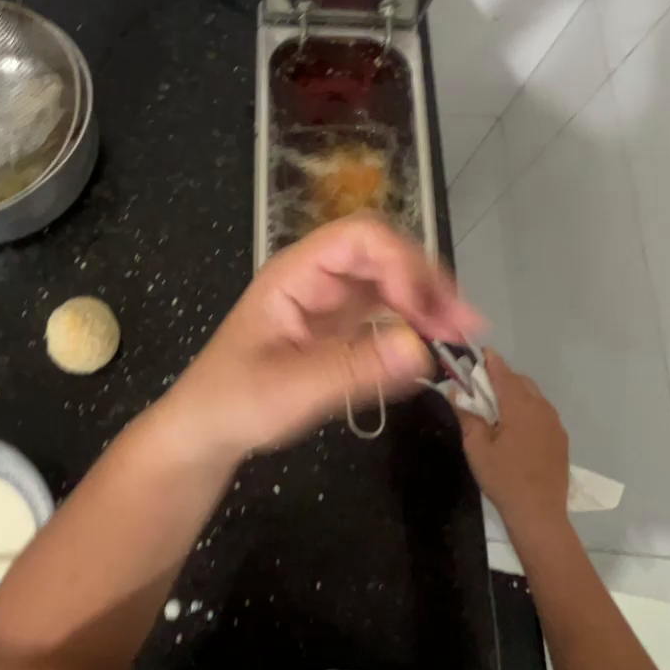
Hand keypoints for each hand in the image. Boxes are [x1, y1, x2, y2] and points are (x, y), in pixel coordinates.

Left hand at [157, 215, 482, 460]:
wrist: (207, 429)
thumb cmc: (233, 401)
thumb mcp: (288, 390)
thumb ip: (352, 369)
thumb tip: (421, 349)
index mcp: (295, 274)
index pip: (358, 239)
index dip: (399, 263)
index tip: (425, 309)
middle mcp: (318, 280)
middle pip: (382, 255)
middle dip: (425, 280)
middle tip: (462, 323)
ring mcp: (330, 304)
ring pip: (390, 283)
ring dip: (427, 301)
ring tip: (460, 334)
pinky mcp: (340, 330)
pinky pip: (385, 315)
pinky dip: (414, 326)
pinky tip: (434, 346)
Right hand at [457, 352, 573, 529]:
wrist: (539, 514)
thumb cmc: (503, 479)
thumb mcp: (476, 447)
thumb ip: (467, 414)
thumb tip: (456, 390)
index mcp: (519, 407)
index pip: (503, 373)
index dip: (490, 361)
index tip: (479, 353)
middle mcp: (541, 408)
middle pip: (520, 381)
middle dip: (502, 377)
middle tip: (481, 387)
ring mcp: (554, 424)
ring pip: (534, 396)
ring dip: (516, 393)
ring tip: (497, 408)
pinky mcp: (560, 438)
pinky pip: (542, 412)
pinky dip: (528, 408)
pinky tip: (515, 427)